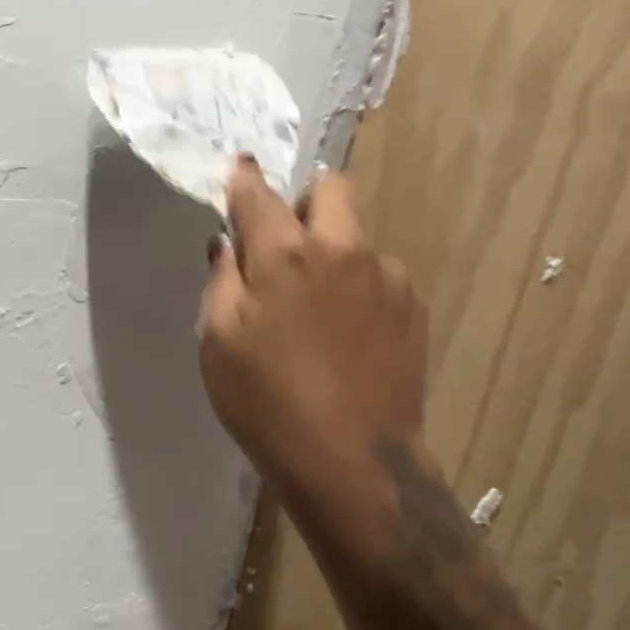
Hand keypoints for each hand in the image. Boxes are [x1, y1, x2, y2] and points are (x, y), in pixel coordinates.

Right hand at [198, 157, 427, 502]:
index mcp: (284, 257)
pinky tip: (342, 338)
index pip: (259, 196)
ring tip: (312, 312)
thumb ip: (221, 285)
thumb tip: (227, 246)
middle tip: (282, 241)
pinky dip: (354, 291)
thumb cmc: (265, 404)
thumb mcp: (218, 346)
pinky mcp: (411, 308)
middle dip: (304, 200)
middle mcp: (341, 250)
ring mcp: (385, 277)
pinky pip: (377, 278)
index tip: (239, 171)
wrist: (350, 459)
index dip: (244, 180)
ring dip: (331, 253)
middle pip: (331, 189)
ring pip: (355, 238)